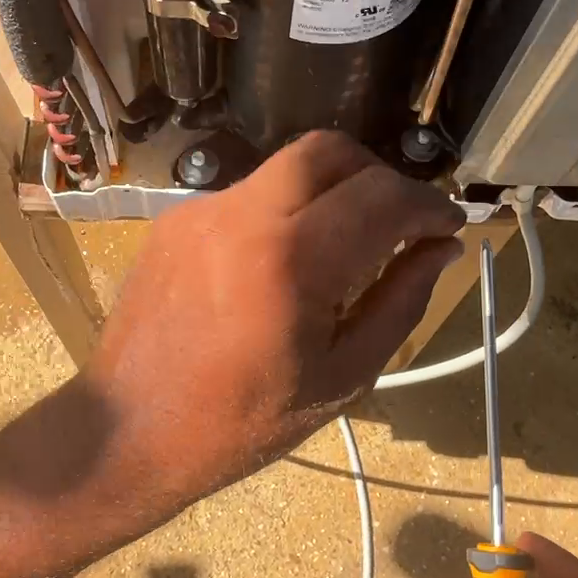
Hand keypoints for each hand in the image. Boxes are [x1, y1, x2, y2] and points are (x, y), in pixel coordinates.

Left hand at [83, 131, 464, 502]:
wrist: (130, 428)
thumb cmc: (243, 421)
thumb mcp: (342, 377)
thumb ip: (400, 302)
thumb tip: (441, 249)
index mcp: (292, 261)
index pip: (381, 195)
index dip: (428, 204)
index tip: (447, 225)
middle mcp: (243, 215)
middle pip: (329, 149)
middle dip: (377, 173)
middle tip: (398, 220)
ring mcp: (201, 210)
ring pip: (285, 168)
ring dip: (329, 190)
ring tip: (343, 244)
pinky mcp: (174, 218)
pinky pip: (247, 194)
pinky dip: (283, 211)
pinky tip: (281, 262)